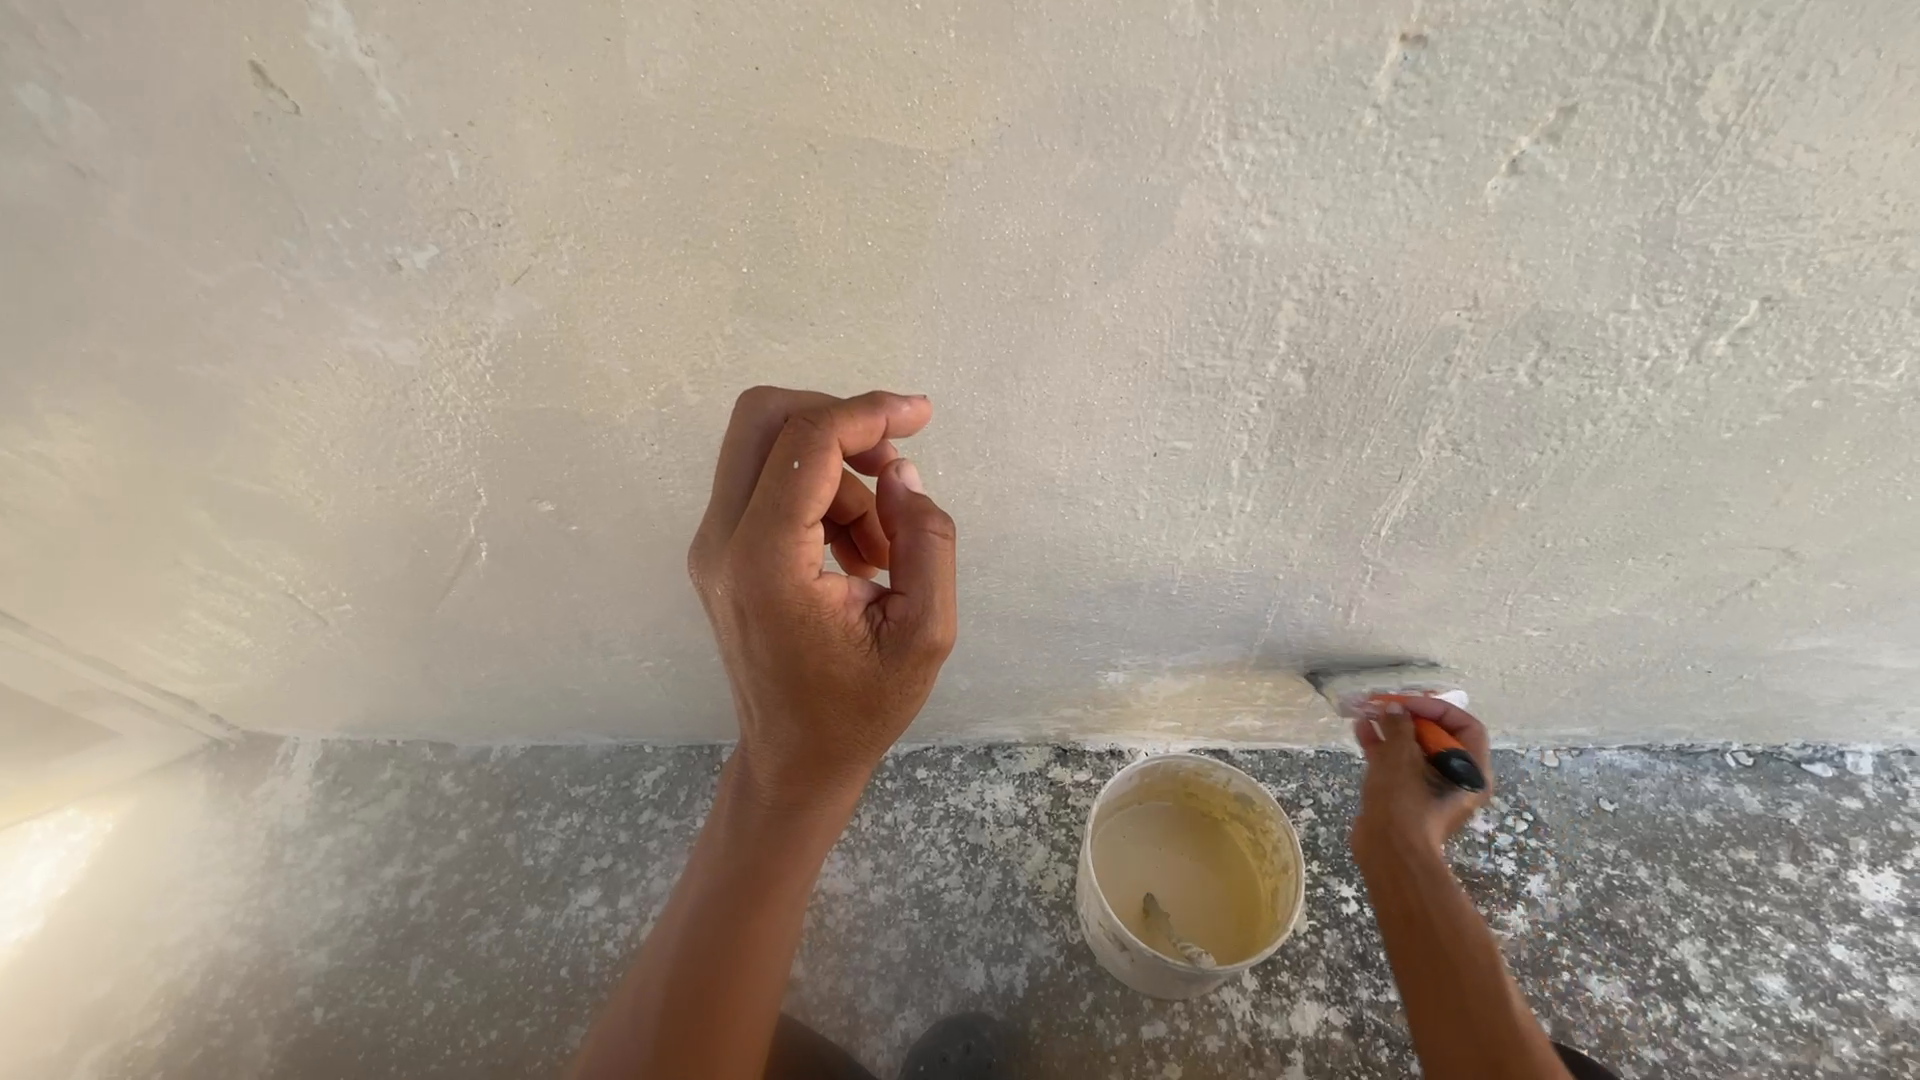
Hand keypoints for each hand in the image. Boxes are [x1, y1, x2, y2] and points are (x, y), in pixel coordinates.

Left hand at [688, 387, 958, 807]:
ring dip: (837, 472)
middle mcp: (721, 542)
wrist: (793, 759)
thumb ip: (927, 541)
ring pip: (765, 444)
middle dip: (839, 422)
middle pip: (762, 416)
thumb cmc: (861, 708)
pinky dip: (819, 492)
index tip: (921, 415)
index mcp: (767, 563)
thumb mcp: (925, 633)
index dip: (869, 413)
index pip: (807, 442)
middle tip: (891, 468)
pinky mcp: (718, 551)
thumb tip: (901, 473)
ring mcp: (710, 545)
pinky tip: (855, 553)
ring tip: (881, 547)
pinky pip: (765, 481)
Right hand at [1351, 697, 1492, 864]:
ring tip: (1366, 711)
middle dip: (1408, 716)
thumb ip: (1399, 727)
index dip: (1437, 708)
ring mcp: (1429, 786)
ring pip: (1413, 748)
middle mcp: (1455, 778)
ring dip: (1390, 728)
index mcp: (1471, 772)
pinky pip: (1397, 762)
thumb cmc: (1404, 804)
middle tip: (1383, 703)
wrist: (1387, 852)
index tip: (1407, 702)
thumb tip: (1394, 708)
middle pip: (1437, 735)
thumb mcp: (1400, 759)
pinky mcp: (1406, 794)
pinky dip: (1381, 745)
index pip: (1465, 726)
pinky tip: (1361, 729)